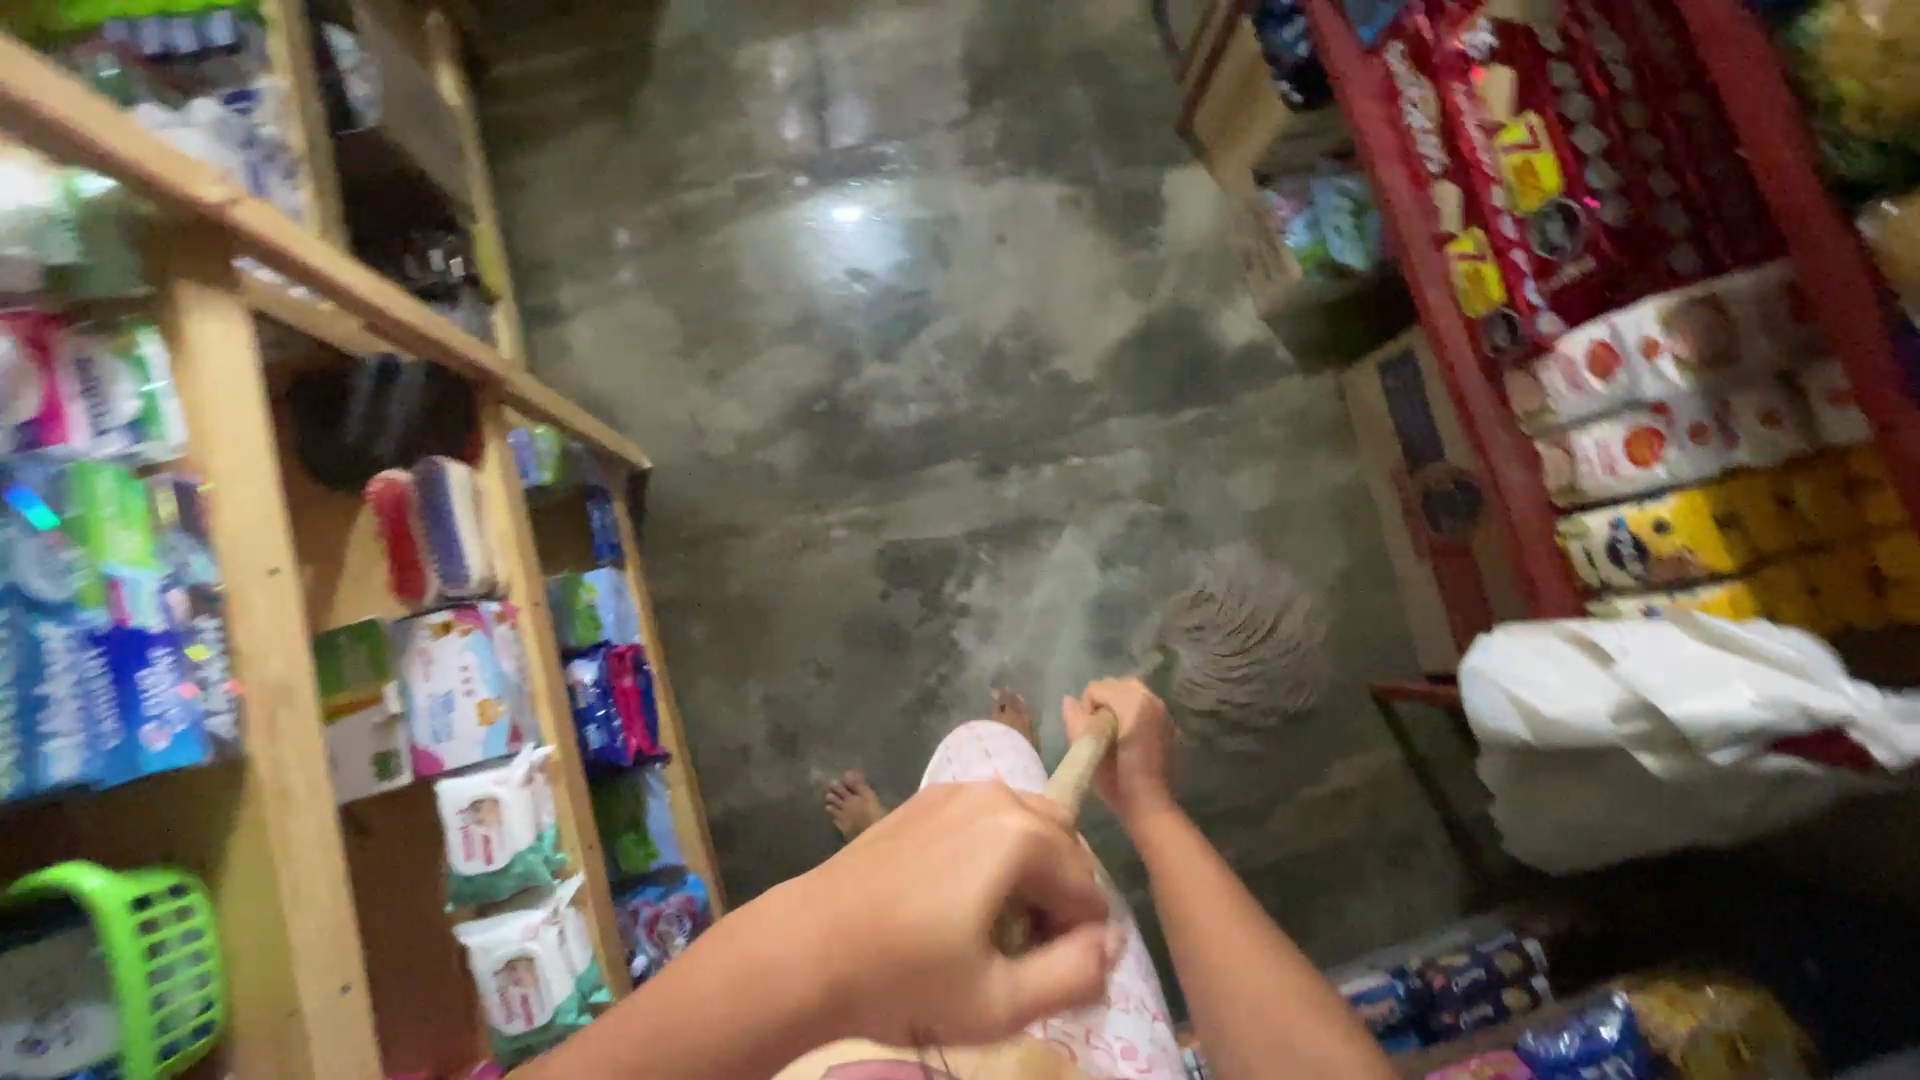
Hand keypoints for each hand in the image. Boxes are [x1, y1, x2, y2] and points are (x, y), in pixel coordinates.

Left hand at [790, 782, 1117, 1047]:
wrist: (807, 946)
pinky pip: (986, 815)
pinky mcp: (925, 799)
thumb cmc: (904, 978)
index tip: (1044, 971)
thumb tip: (1110, 943)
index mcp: (1019, 835)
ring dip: (1032, 865)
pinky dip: (996, 846)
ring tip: (996, 920)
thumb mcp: (1001, 1002)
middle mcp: (994, 796)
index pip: (1087, 887)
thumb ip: (1076, 974)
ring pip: (1025, 821)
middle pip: (1062, 841)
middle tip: (1027, 946)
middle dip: (1061, 891)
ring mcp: (954, 791)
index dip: (1079, 937)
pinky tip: (959, 892)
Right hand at [1065, 678, 1175, 826]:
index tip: (1087, 733)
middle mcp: (1151, 700)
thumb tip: (1068, 700)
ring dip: (1118, 705)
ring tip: (1112, 732)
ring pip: (1133, 693)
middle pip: (1116, 684)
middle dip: (1102, 701)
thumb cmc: (1116, 780)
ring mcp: (1164, 711)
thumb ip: (1075, 719)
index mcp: (1132, 702)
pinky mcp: (1170, 725)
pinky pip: (1145, 706)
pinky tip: (1128, 737)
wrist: (1151, 806)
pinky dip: (1133, 713)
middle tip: (1097, 729)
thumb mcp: (1088, 750)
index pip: (1097, 688)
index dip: (1086, 708)